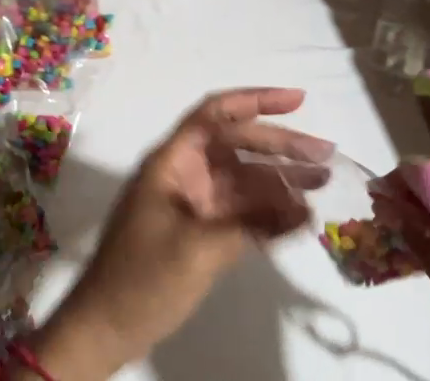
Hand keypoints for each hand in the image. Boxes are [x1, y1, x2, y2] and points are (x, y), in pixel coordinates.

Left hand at [20, 88, 335, 380]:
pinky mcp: (200, 230)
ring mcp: (193, 202)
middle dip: (281, 145)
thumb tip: (304, 210)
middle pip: (238, 145)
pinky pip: (241, 210)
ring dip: (280, 180)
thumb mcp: (198, 250)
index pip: (216, 113)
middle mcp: (185, 173)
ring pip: (243, 178)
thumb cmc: (142, 279)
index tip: (298, 100)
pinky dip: (268, 212)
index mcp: (172, 161)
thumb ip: (252, 226)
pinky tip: (299, 216)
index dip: (256, 100)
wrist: (104, 329)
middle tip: (325, 154)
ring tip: (322, 183)